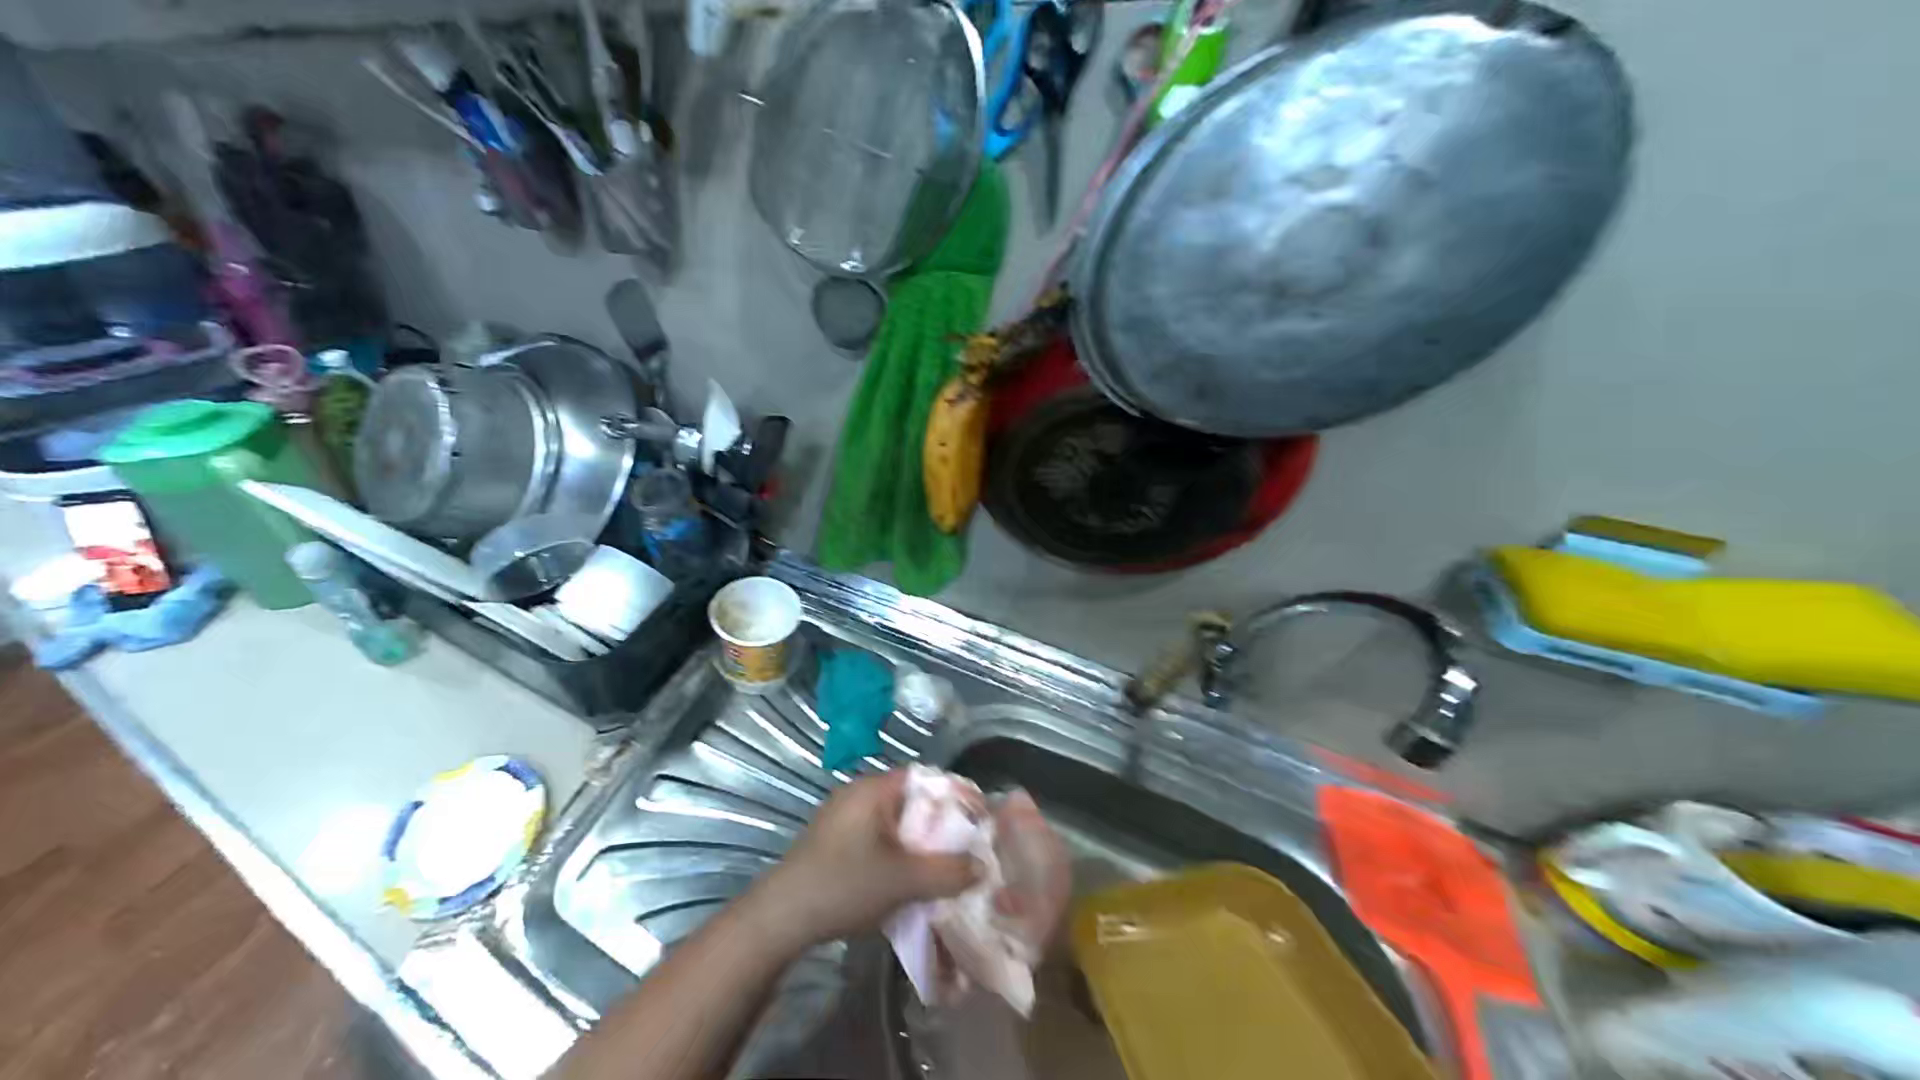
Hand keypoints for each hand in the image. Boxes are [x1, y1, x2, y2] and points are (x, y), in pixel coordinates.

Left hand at [744, 770, 980, 954]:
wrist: (781, 917)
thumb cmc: (845, 885)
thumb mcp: (904, 880)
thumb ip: (948, 871)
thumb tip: (982, 866)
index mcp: (874, 788)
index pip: (928, 778)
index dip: (957, 797)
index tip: (979, 822)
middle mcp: (859, 793)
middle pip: (913, 801)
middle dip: (941, 826)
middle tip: (966, 850)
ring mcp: (843, 817)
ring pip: (896, 823)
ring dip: (920, 843)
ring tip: (943, 868)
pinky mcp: (835, 841)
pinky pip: (879, 838)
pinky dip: (899, 853)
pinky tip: (908, 880)